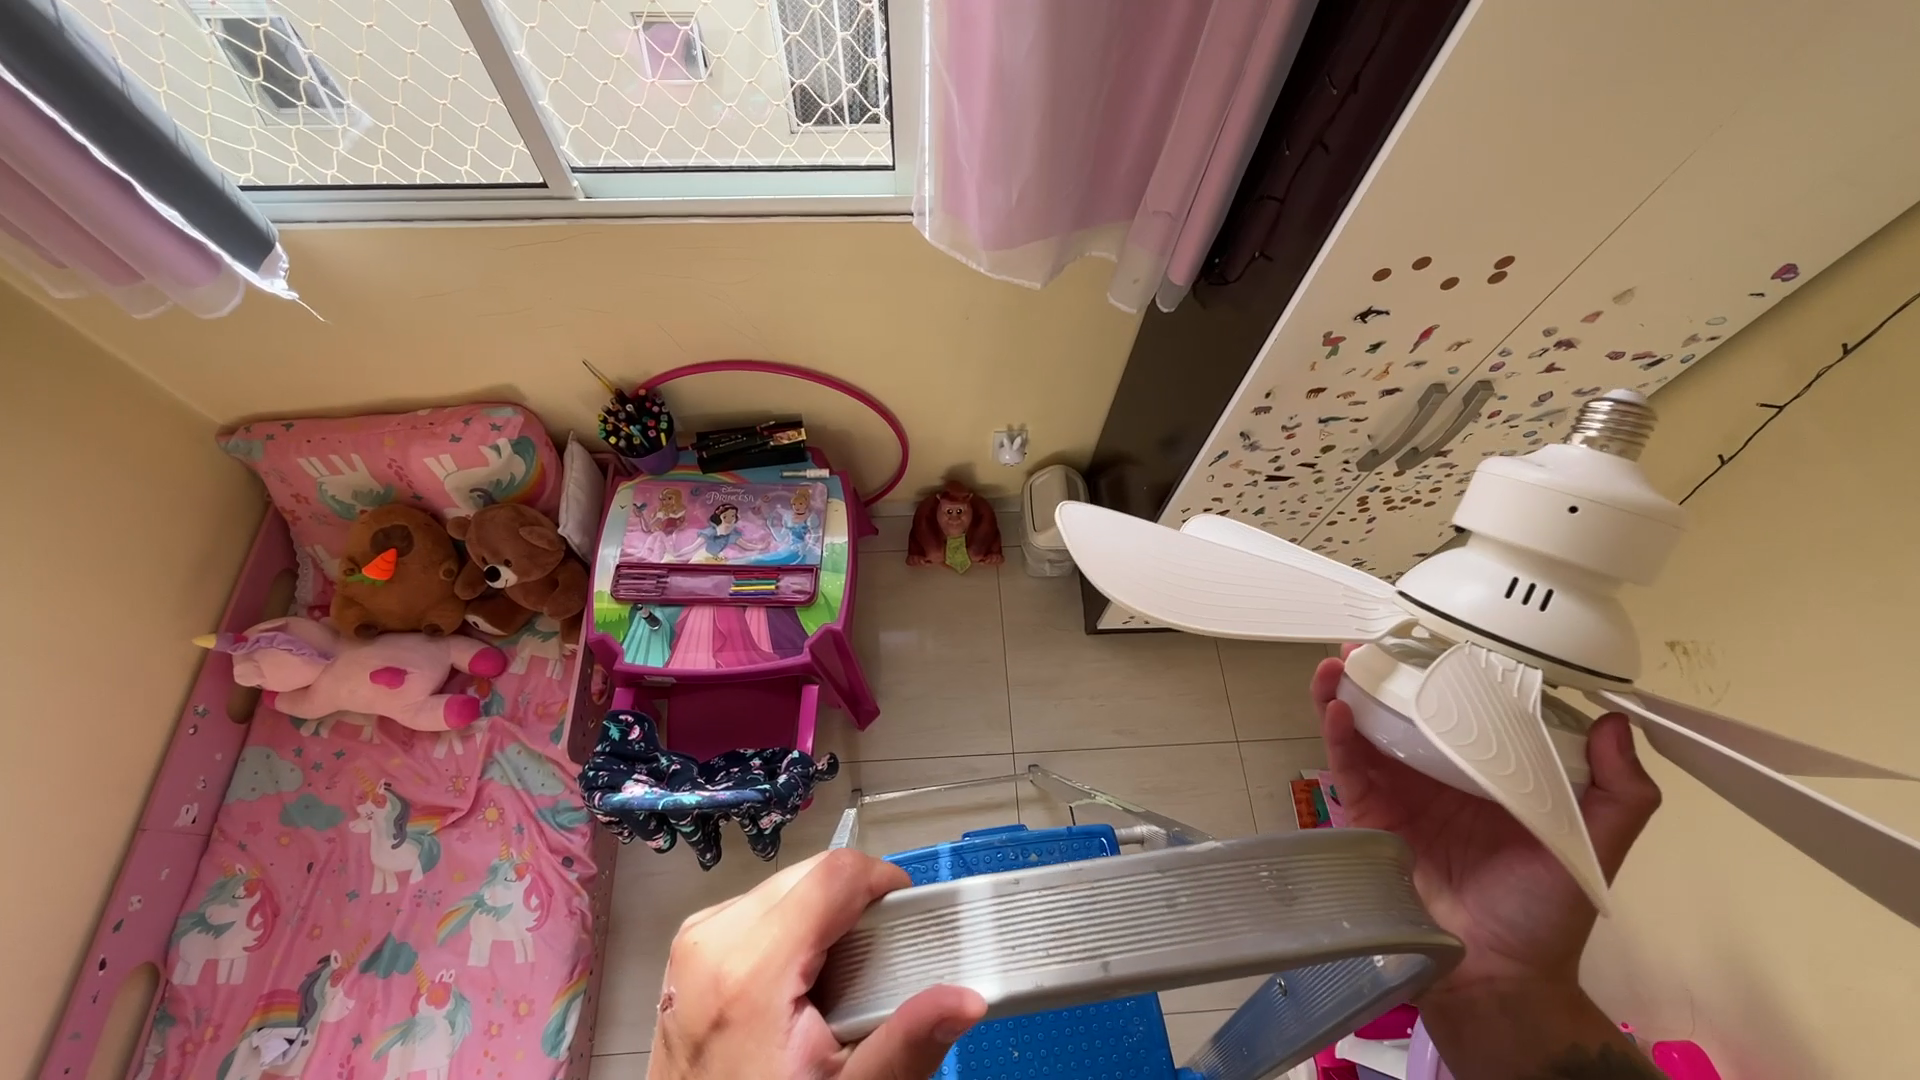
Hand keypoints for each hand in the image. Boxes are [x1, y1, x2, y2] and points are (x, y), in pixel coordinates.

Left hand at [650, 850, 987, 1079]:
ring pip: (789, 882)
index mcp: (751, 970)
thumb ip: (905, 1045)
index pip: (836, 873)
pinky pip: (760, 903)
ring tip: (837, 976)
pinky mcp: (689, 944)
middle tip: (876, 962)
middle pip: (814, 873)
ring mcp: (696, 937)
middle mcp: (715, 936)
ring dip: (824, 912)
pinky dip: (792, 924)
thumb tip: (967, 1000)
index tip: (907, 921)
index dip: (883, 883)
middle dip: (855, 905)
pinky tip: (798, 977)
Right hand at [1311, 648, 1661, 996]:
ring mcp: (1394, 790)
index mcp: (1482, 772)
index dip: (1442, 673)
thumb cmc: (1544, 908)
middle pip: (1399, 711)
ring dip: (1346, 692)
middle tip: (1371, 641)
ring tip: (1341, 659)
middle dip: (1382, 674)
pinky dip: (1337, 734)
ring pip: (1362, 728)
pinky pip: (1346, 765)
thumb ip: (1619, 792)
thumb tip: (1618, 723)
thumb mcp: (1594, 845)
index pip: (1459, 711)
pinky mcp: (1365, 812)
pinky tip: (1337, 706)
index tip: (1434, 639)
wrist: (1495, 969)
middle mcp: (1433, 773)